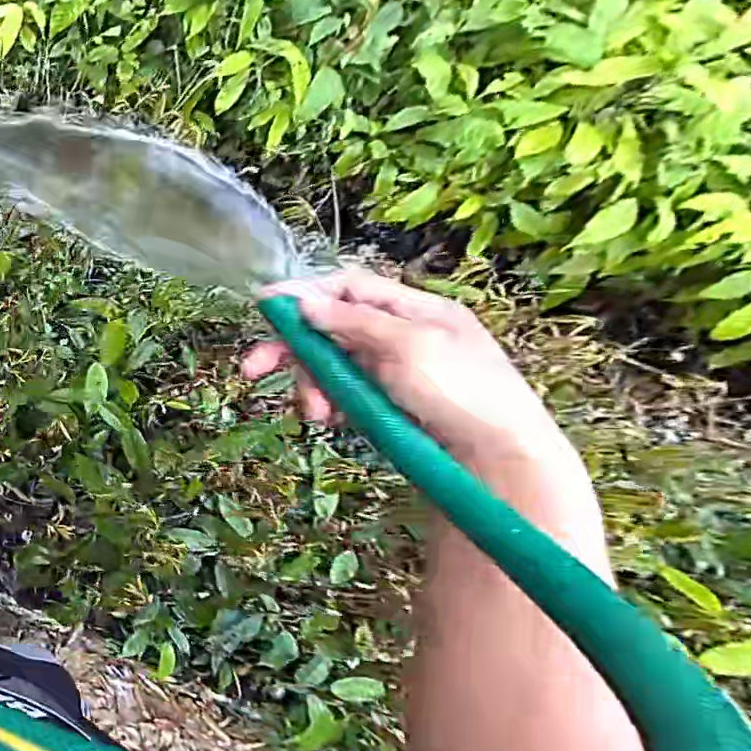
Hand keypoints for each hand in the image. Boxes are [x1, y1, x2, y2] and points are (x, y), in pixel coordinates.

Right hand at [240, 269, 570, 469]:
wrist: (497, 462)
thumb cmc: (465, 394)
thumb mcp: (410, 347)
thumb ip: (354, 321)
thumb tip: (303, 301)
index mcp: (413, 310)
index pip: (346, 288)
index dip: (303, 293)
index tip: (264, 303)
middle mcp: (396, 335)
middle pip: (326, 328)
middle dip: (290, 348)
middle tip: (252, 369)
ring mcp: (387, 371)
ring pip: (326, 365)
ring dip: (308, 385)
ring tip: (313, 413)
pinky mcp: (379, 402)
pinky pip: (336, 393)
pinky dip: (324, 403)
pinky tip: (328, 419)